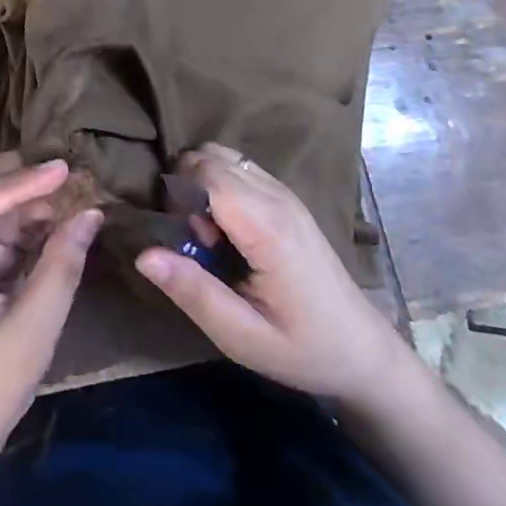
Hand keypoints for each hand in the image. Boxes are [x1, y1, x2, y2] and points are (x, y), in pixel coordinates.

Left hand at [0, 152, 102, 477]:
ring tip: (77, 184)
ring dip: (33, 194)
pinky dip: (37, 217)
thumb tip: (92, 212)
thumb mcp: (31, 332)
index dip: (17, 183)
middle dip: (21, 177)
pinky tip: (67, 209)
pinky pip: (8, 227)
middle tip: (70, 167)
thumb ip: (61, 268)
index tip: (62, 168)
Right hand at [134, 143, 409, 402]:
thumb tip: (143, 254)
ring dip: (203, 183)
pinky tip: (228, 230)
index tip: (181, 238)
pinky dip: (221, 185)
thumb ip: (192, 292)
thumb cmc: (302, 349)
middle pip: (212, 156)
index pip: (208, 173)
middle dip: (186, 186)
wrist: (362, 349)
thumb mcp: (241, 336)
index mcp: (268, 229)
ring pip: (226, 156)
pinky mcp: (289, 199)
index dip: (180, 195)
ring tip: (209, 234)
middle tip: (193, 240)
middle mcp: (278, 198)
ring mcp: (287, 194)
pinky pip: (242, 169)